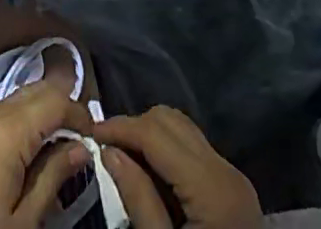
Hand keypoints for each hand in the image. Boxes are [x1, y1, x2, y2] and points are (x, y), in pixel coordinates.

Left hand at [0, 71, 93, 228]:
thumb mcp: (23, 219)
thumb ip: (54, 176)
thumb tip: (81, 148)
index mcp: (7, 130)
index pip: (56, 100)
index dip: (81, 113)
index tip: (96, 137)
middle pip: (38, 89)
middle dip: (64, 107)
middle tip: (82, 139)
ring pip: (21, 96)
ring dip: (44, 111)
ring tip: (61, 144)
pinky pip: (4, 110)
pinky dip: (25, 118)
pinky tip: (32, 148)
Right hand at [94, 106, 260, 228]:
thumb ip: (138, 199)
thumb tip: (109, 151)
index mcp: (212, 188)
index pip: (157, 133)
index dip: (119, 128)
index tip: (88, 134)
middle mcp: (226, 171)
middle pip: (170, 121)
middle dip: (133, 127)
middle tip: (103, 147)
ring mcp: (232, 177)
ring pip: (182, 128)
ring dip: (149, 134)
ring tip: (121, 156)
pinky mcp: (231, 186)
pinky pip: (192, 149)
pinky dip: (166, 149)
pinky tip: (147, 170)